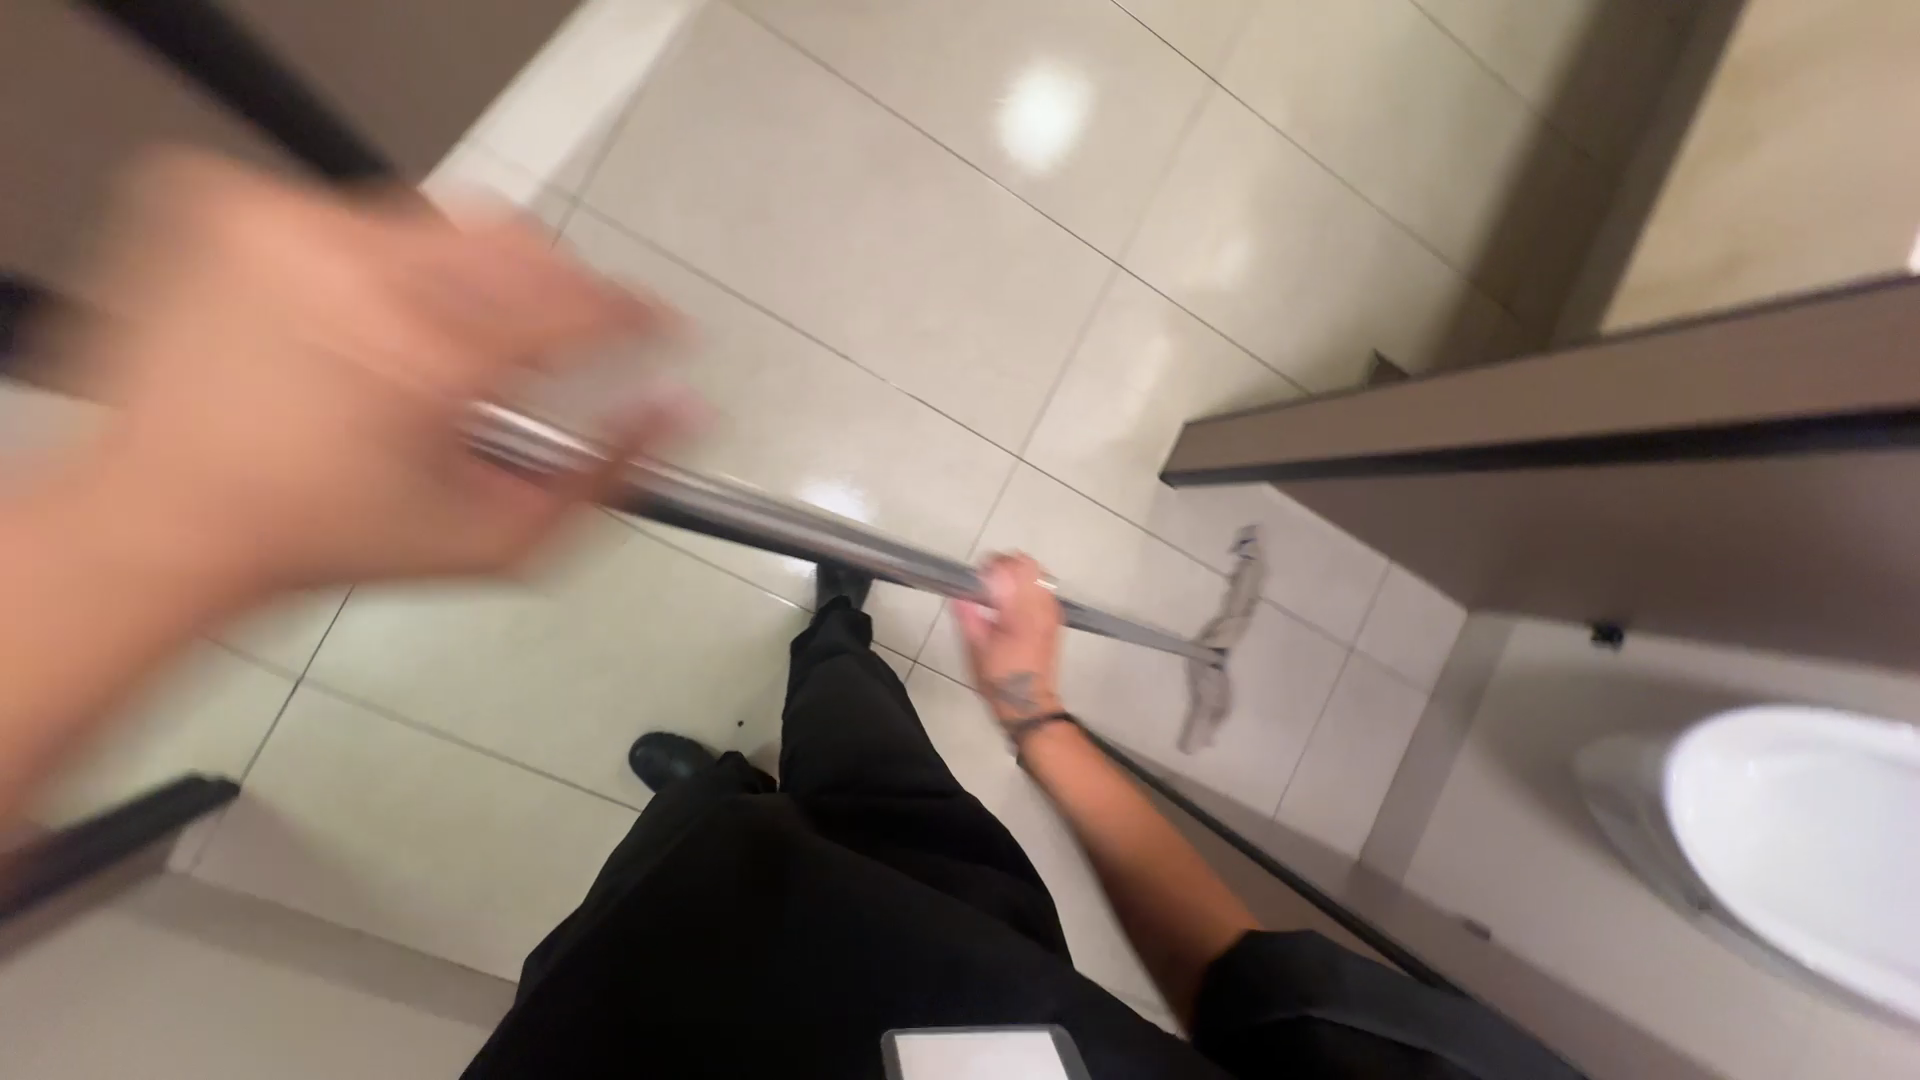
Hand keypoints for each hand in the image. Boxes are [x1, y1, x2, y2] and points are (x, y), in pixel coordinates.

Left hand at [52, 152, 688, 610]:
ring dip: (486, 279)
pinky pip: (370, 214)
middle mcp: (359, 270)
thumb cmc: (349, 538)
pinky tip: (385, 320)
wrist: (165, 515)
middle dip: (564, 291)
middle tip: (564, 343)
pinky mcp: (233, 205)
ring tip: (467, 340)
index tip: (664, 325)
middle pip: (524, 244)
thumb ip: (613, 470)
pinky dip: (406, 263)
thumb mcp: (508, 537)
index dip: (639, 313)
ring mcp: (287, 225)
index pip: (579, 302)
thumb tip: (686, 409)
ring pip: (453, 223)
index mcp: (431, 356)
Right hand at [956, 552, 1064, 730]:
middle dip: (1005, 566)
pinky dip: (1028, 586)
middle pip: (1027, 563)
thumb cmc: (998, 678)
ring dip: (1017, 574)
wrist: (1029, 703)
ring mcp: (1052, 611)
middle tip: (987, 583)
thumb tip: (959, 591)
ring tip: (1000, 593)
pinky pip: (1044, 588)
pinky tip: (1014, 605)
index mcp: (1020, 612)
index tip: (976, 580)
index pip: (1009, 568)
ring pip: (1038, 572)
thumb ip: (967, 615)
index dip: (989, 567)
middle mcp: (1041, 606)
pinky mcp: (1056, 618)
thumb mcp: (974, 647)